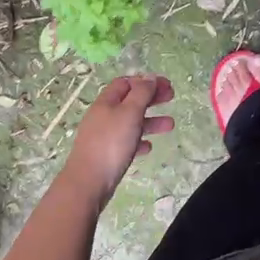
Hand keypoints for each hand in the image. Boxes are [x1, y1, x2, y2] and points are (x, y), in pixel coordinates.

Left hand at [59, 75, 174, 208]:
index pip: (126, 82)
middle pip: (129, 101)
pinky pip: (126, 142)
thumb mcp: (130, 113)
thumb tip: (149, 76)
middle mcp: (103, 116)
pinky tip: (148, 147)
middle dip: (151, 98)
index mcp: (107, 102)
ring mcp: (104, 136)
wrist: (88, 183)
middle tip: (171, 97)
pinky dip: (139, 141)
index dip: (146, 81)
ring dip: (150, 120)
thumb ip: (141, 93)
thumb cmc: (111, 144)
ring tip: (170, 125)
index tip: (166, 85)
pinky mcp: (106, 155)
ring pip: (130, 122)